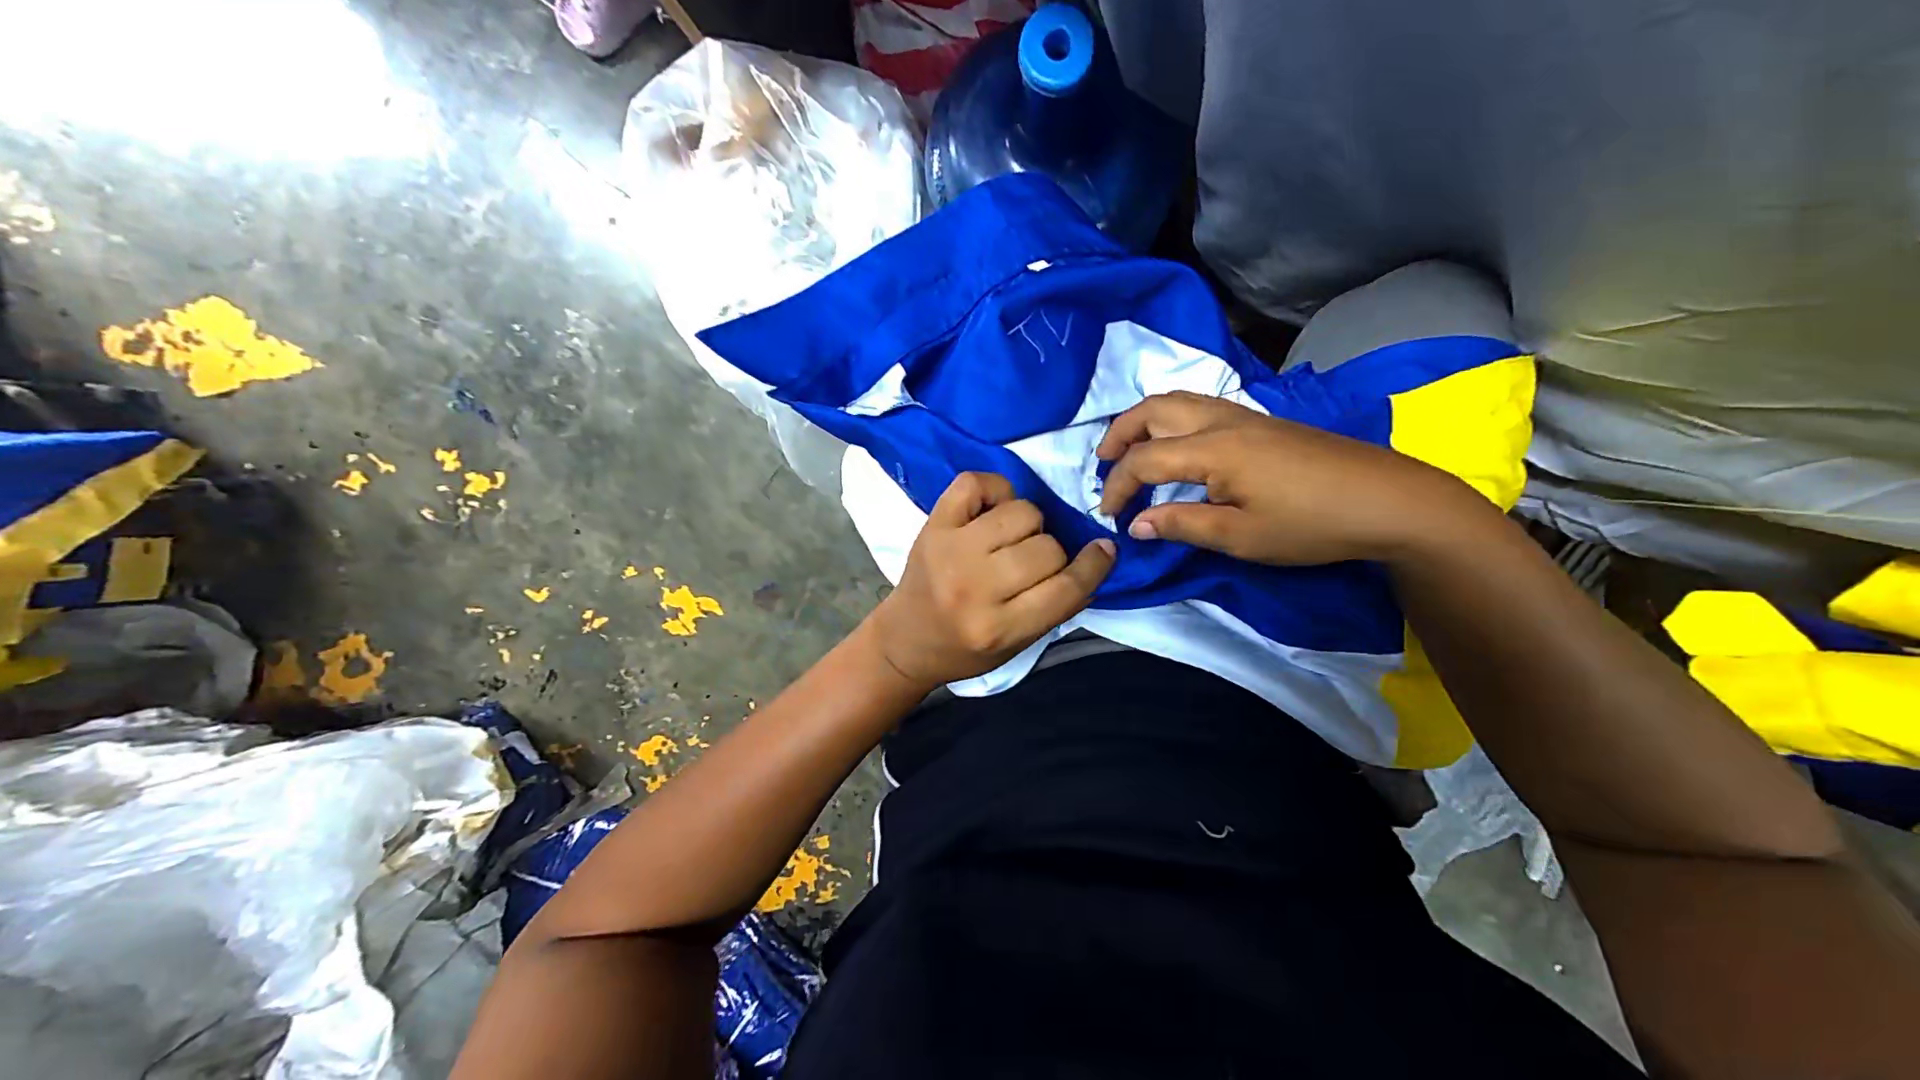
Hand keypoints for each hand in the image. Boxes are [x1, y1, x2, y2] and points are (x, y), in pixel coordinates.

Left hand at [866, 472, 1116, 686]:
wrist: (905, 640)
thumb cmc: (965, 649)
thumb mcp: (1017, 645)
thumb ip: (1056, 606)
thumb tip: (1098, 557)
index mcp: (998, 628)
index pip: (1066, 588)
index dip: (1094, 566)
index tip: (1103, 552)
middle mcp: (974, 588)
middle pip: (1047, 548)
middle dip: (1051, 554)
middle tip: (1031, 565)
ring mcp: (950, 552)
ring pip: (1023, 512)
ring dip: (1028, 524)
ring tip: (1011, 540)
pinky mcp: (933, 526)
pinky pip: (977, 483)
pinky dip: (994, 490)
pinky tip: (992, 511)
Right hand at [1095, 392, 1482, 565]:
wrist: (1389, 500)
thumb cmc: (1310, 524)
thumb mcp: (1240, 537)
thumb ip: (1182, 525)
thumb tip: (1136, 525)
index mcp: (1212, 449)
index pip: (1144, 459)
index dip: (1118, 486)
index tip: (1110, 516)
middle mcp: (1222, 421)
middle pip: (1153, 409)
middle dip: (1120, 433)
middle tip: (1104, 463)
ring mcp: (1246, 416)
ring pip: (1179, 400)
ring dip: (1145, 420)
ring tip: (1132, 449)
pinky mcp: (1263, 422)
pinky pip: (1201, 406)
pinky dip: (1172, 419)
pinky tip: (1179, 444)